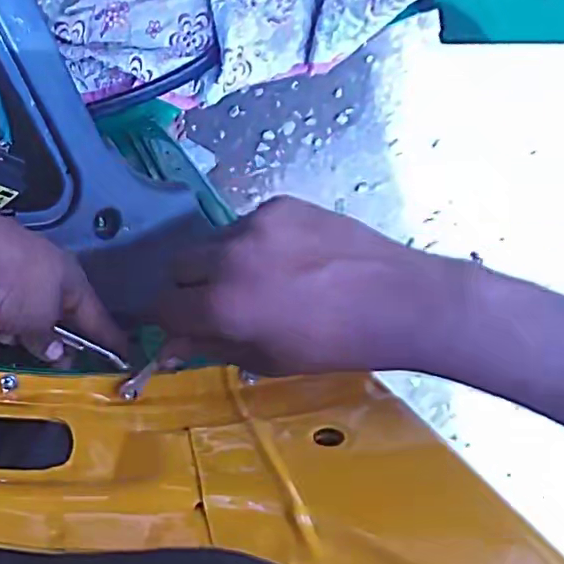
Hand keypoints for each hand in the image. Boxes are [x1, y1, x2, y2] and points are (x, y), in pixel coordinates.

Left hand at [0, 206, 125, 363]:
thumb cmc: (12, 286)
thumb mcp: (36, 321)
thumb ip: (48, 340)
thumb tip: (57, 353)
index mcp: (72, 278)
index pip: (96, 316)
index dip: (109, 339)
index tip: (123, 357)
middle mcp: (49, 267)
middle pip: (58, 312)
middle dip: (51, 336)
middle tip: (45, 358)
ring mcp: (17, 263)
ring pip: (26, 307)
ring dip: (17, 327)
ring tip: (3, 334)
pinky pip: (0, 299)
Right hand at [154, 197, 473, 375]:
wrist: (400, 301)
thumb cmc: (333, 344)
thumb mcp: (265, 358)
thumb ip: (209, 346)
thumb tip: (169, 347)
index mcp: (222, 304)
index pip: (163, 305)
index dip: (168, 319)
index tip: (182, 323)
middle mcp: (227, 258)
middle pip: (177, 266)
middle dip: (188, 286)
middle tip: (219, 301)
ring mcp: (253, 225)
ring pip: (211, 242)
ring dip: (220, 262)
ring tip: (262, 277)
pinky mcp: (278, 205)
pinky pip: (245, 225)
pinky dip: (253, 243)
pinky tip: (287, 258)